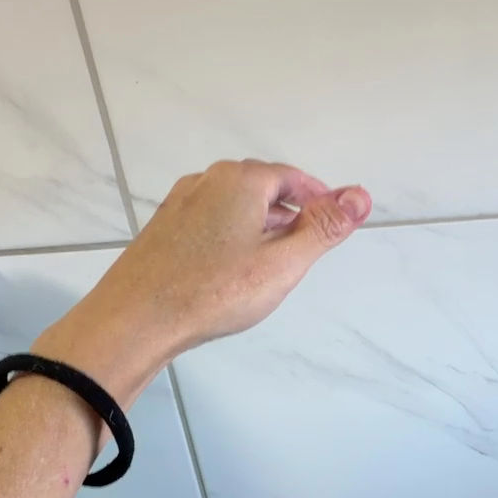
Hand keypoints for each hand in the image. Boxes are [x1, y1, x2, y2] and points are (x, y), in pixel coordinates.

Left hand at [31, 160, 370, 403]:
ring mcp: (181, 204)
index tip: (335, 220)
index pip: (294, 178)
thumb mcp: (284, 262)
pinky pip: (212, 222)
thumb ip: (324, 228)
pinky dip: (235, 236)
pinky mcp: (165, 229)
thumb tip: (360, 196)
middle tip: (311, 243)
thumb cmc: (213, 291)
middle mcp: (208, 181)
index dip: (321, 198)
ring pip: (236, 206)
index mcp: (241, 180)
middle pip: (264, 188)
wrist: (136, 319)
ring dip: (263, 225)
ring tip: (277, 261)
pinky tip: (236, 268)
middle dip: (292, 211)